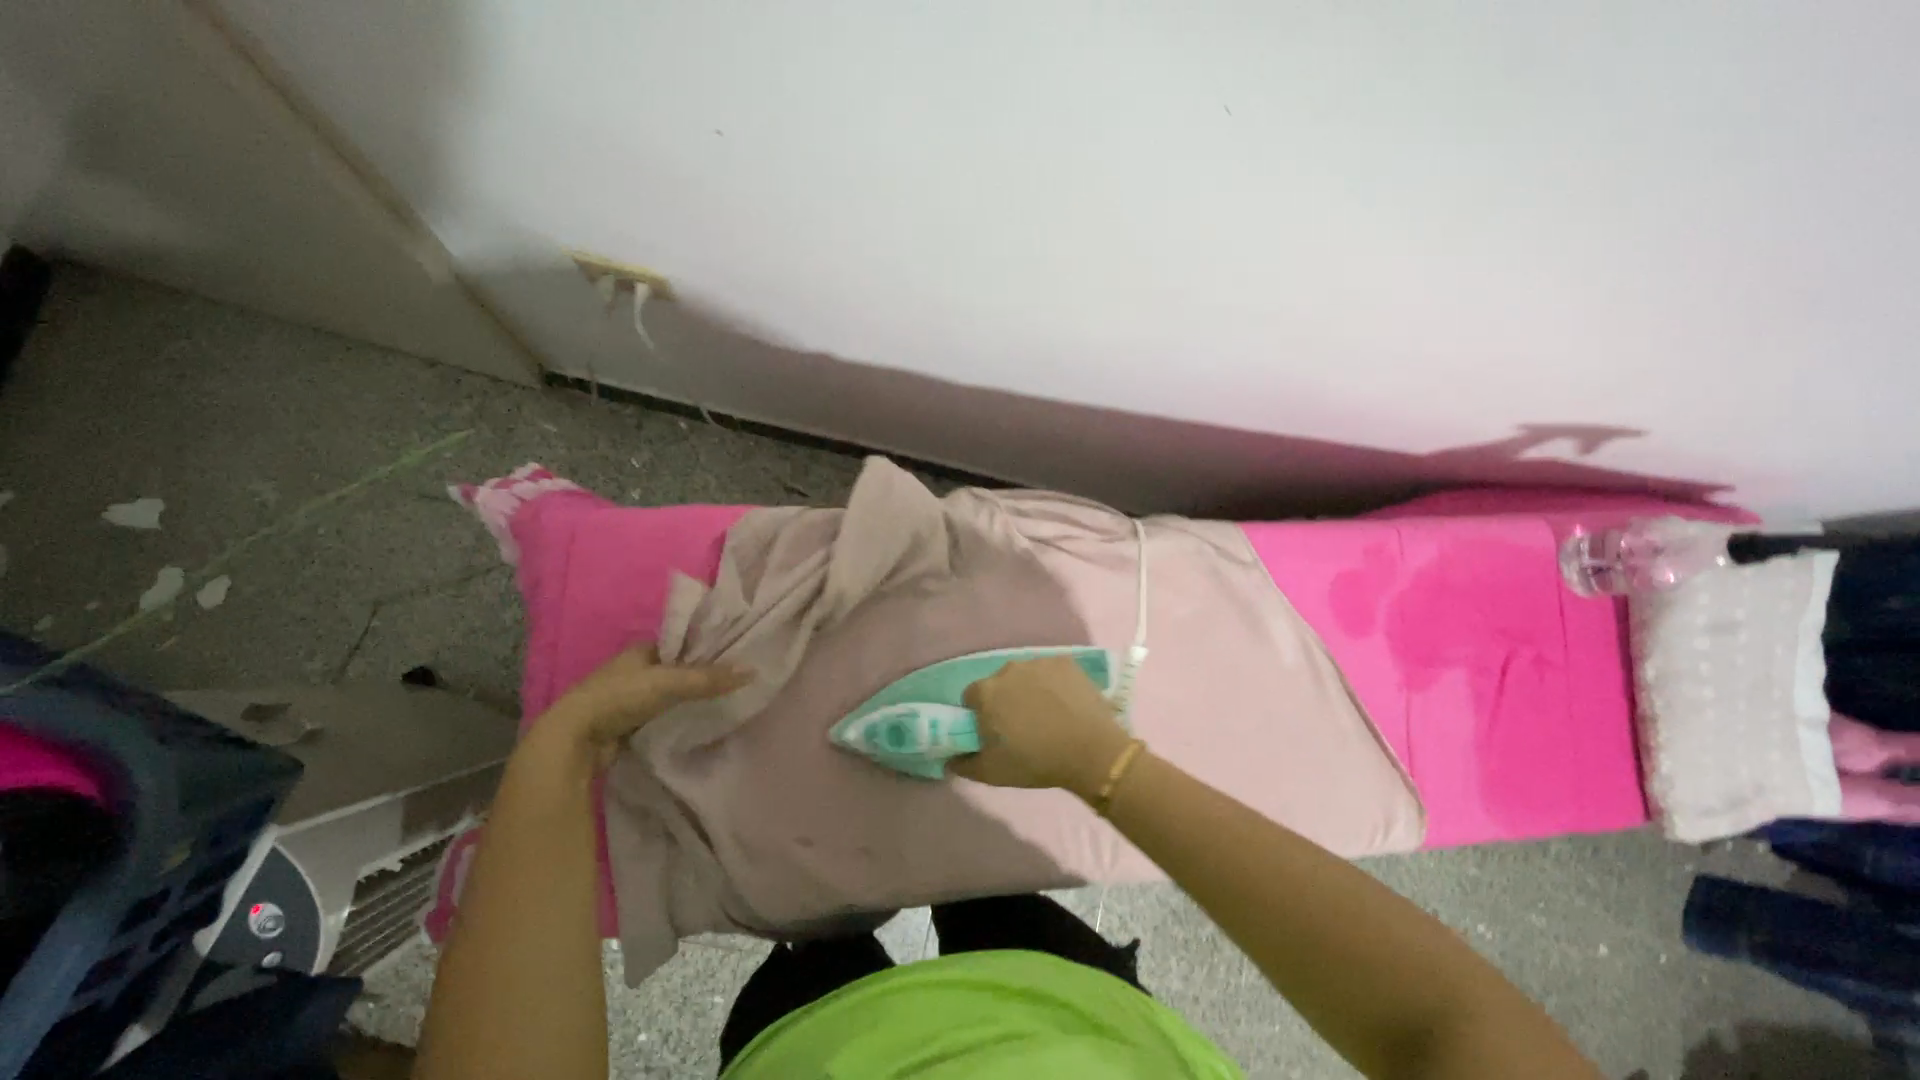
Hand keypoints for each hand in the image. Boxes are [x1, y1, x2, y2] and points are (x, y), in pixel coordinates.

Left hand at [540, 645, 750, 763]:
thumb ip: (709, 678)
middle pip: (678, 670)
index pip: (683, 643)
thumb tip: (753, 670)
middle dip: (703, 676)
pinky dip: (679, 719)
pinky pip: (663, 717)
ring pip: (671, 695)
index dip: (708, 647)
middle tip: (737, 683)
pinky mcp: (628, 724)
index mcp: (642, 649)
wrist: (575, 739)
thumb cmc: (620, 698)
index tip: (738, 655)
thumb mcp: (668, 683)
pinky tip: (700, 724)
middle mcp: (635, 670)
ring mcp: (630, 698)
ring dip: (691, 700)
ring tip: (726, 704)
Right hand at [952, 656, 1131, 796]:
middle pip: (999, 684)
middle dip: (1005, 700)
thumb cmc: (1036, 762)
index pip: (971, 698)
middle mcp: (1008, 669)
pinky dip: (1054, 684)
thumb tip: (950, 758)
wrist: (1091, 752)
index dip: (980, 715)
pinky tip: (1066, 704)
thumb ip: (963, 764)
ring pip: (1026, 676)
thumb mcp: (991, 773)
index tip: (994, 732)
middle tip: (1022, 726)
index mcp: (985, 692)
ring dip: (1030, 690)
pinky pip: (1051, 671)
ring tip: (1048, 716)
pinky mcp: (1066, 662)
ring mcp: (1039, 662)